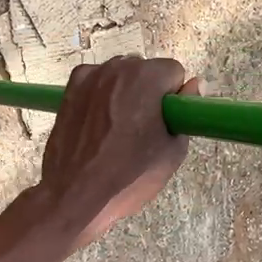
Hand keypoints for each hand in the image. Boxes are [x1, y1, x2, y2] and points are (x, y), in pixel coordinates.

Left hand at [37, 56, 197, 247]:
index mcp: (148, 77)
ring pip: (118, 76)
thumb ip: (186, 113)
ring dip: (121, 93)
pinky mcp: (69, 90)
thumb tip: (193, 85)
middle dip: (146, 92)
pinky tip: (96, 124)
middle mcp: (117, 67)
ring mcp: (89, 77)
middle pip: (144, 71)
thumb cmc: (128, 176)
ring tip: (114, 131)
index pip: (173, 72)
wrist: (75, 193)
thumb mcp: (172, 151)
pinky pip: (93, 84)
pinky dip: (97, 97)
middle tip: (139, 129)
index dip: (172, 99)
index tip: (162, 122)